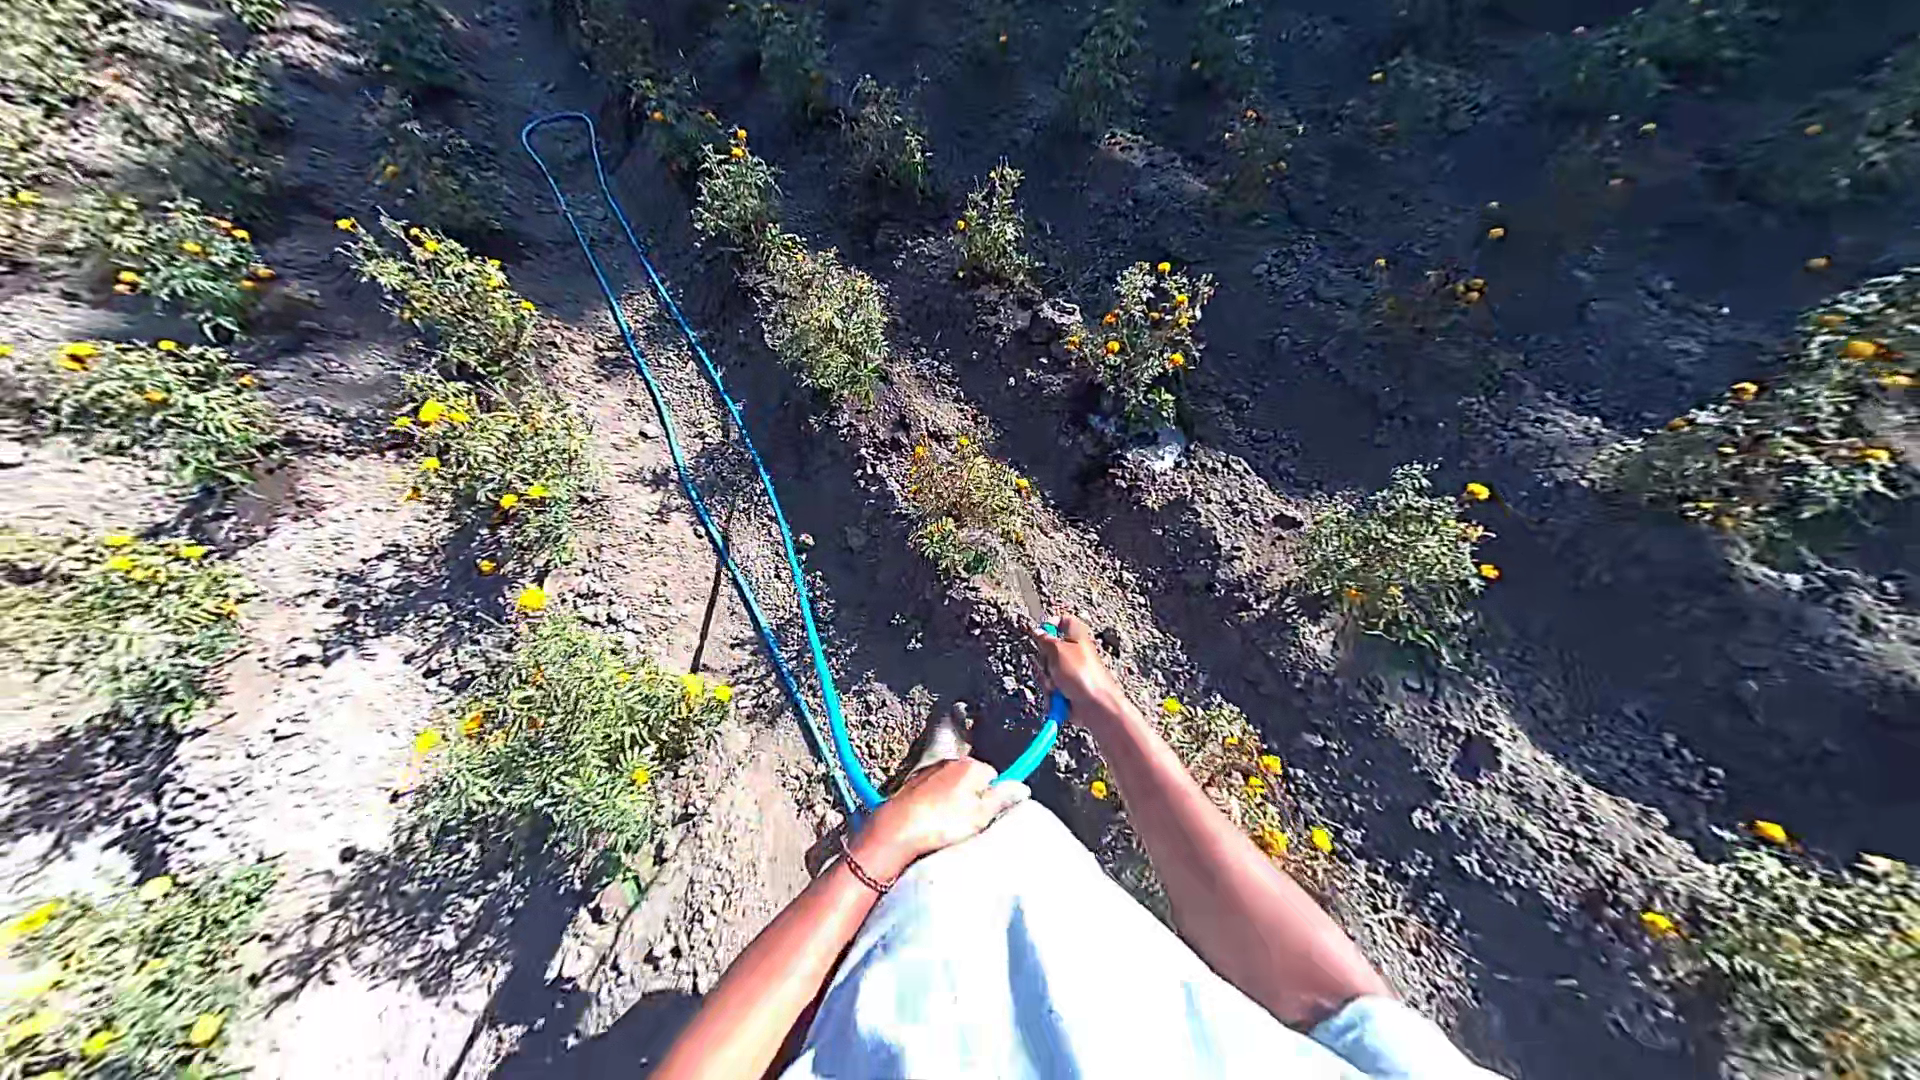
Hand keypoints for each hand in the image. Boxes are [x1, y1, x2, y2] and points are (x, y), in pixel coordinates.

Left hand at [853, 759, 1028, 878]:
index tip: (987, 815)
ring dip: (953, 801)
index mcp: (971, 767)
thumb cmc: (940, 824)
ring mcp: (931, 770)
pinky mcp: (915, 782)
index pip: (995, 777)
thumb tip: (1022, 788)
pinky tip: (932, 822)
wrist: (897, 829)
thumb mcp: (981, 816)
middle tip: (969, 824)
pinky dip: (935, 803)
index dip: (993, 798)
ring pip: (953, 785)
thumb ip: (1004, 798)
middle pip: (973, 779)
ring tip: (947, 826)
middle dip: (973, 799)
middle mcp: (951, 762)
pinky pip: (934, 791)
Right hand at [1027, 613, 1124, 711]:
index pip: (1063, 621)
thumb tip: (1037, 631)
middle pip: (1047, 651)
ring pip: (1046, 672)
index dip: (1050, 624)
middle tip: (1050, 666)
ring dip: (1046, 680)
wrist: (1096, 706)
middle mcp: (1073, 654)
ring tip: (1056, 686)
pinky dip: (1051, 695)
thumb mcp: (1058, 650)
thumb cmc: (1082, 675)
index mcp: (1076, 637)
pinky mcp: (1067, 691)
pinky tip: (1058, 698)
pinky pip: (1050, 689)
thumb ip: (1045, 639)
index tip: (1039, 633)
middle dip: (1043, 661)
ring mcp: (1070, 673)